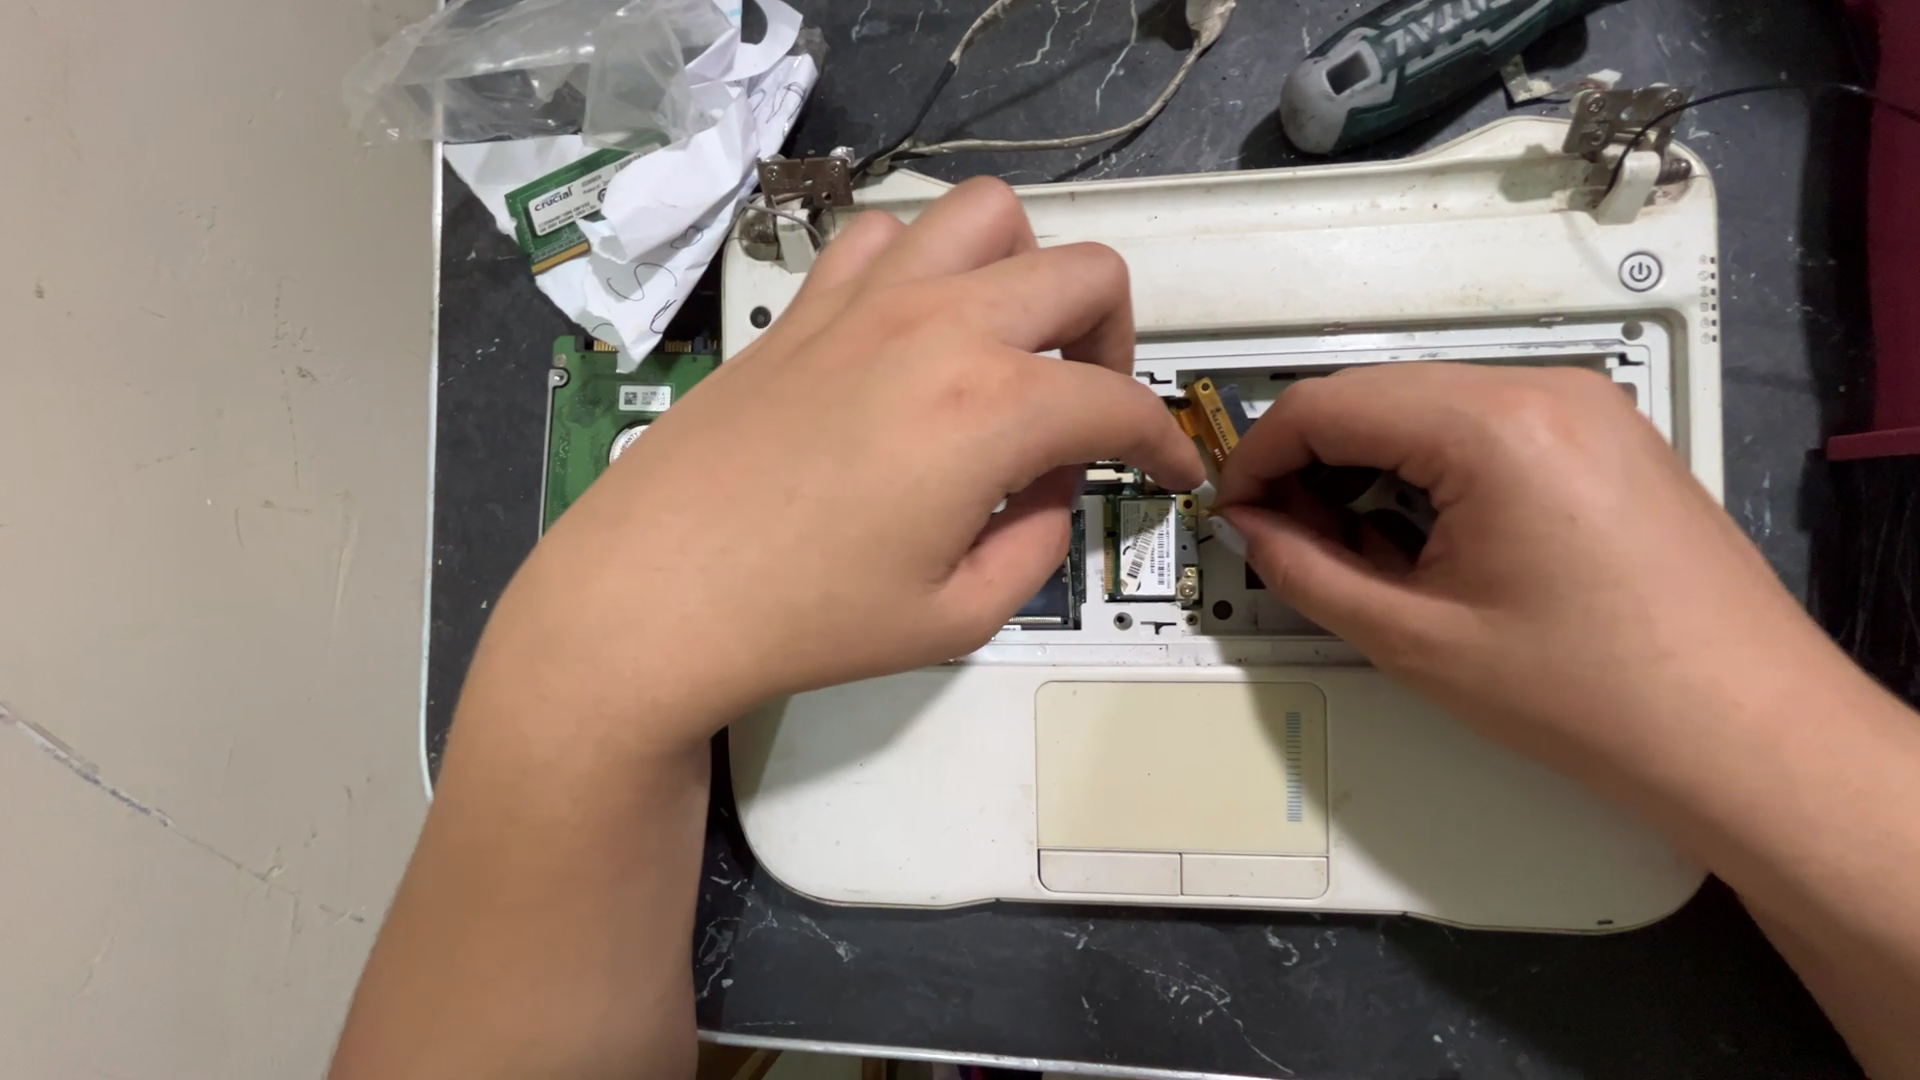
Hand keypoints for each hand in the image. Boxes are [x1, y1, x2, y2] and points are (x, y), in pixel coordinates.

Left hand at [471, 178, 1203, 752]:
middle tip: (1091, 409)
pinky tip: (916, 332)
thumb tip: (1051, 483)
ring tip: (1011, 349)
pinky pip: (886, 238)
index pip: (1120, 403)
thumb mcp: (962, 615)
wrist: (656, 597)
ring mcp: (866, 303)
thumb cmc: (810, 621)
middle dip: (1116, 340)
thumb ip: (1039, 541)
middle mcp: (939, 328)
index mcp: (989, 410)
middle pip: (1084, 273)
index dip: (1166, 442)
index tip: (1175, 473)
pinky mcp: (805, 307)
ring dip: (1029, 275)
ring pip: (989, 217)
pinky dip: (927, 267)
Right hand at [1213, 362, 1831, 777]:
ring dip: (1355, 462)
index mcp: (1492, 428)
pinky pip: (1466, 424)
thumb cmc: (1579, 694)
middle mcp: (1539, 391)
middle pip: (1366, 394)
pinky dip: (1411, 465)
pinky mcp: (1594, 434)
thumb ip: (1301, 567)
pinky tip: (1408, 529)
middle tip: (1278, 532)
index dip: (1256, 455)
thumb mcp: (1407, 636)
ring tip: (1342, 539)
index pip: (1324, 404)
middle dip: (1302, 459)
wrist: (1747, 740)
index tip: (1232, 511)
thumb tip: (1246, 525)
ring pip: (1412, 406)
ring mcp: (1577, 407)